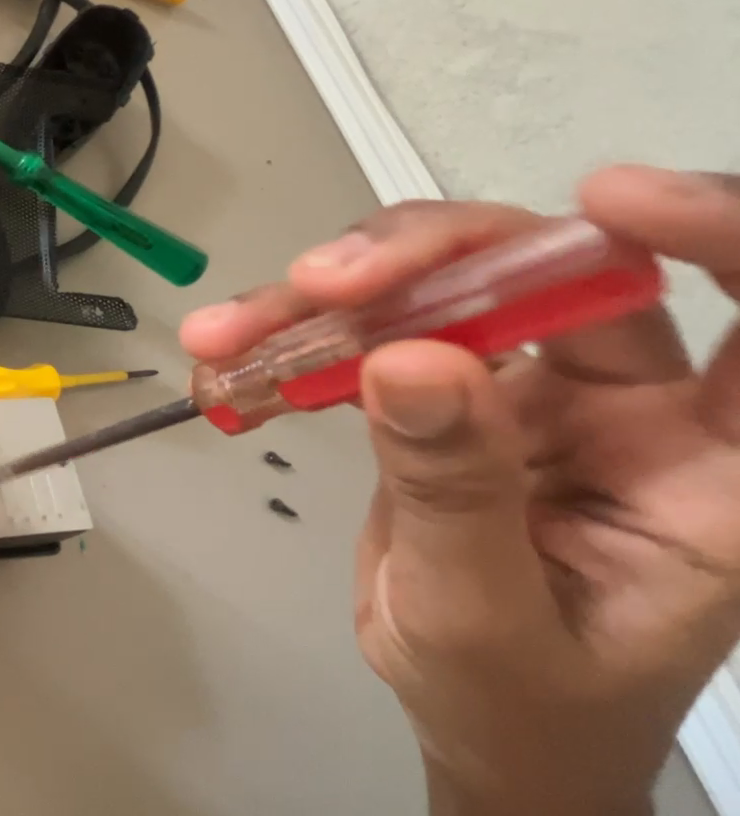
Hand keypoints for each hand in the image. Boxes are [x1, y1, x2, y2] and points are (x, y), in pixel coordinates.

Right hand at [182, 166, 739, 815]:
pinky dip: (288, 340)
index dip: (715, 235)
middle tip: (315, 284)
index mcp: (700, 463)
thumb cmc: (519, 700)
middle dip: (421, 260)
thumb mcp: (484, 613)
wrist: (471, 720)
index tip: (603, 198)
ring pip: (429, 288)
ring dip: (319, 302)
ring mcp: (520, 390)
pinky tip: (226, 359)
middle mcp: (619, 402)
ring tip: (226, 334)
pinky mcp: (436, 391)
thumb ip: (459, 490)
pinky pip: (363, 333)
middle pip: (538, 273)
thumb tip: (410, 360)